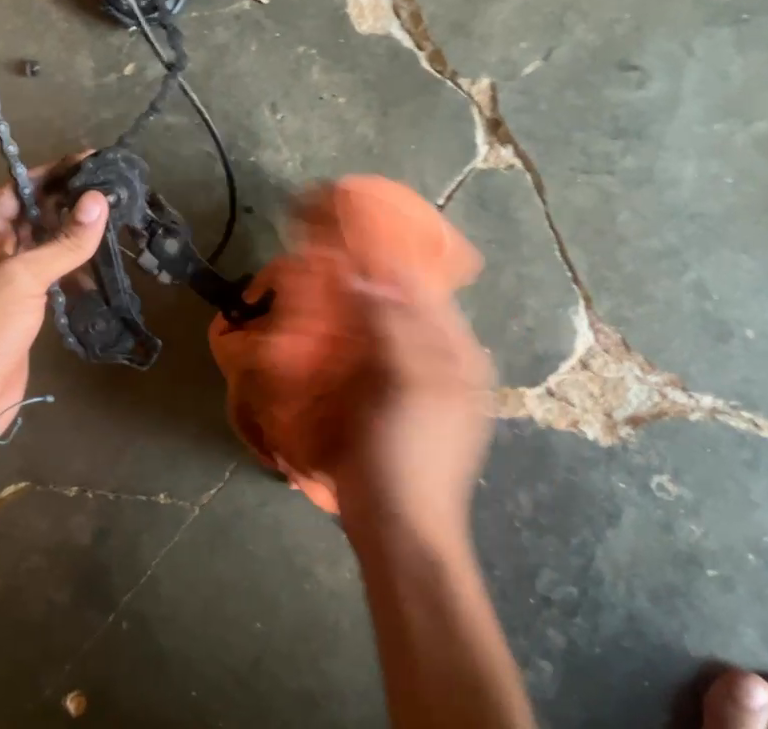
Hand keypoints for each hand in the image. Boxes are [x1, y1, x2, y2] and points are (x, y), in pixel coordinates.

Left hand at [0, 175, 108, 420]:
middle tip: (111, 193)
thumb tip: (99, 201)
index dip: (53, 175)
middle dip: (67, 205)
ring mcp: (3, 277)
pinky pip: (47, 274)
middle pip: (31, 214)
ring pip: (41, 245)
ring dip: (71, 237)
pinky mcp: (19, 303)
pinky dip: (70, 269)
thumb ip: (64, 241)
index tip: (91, 164)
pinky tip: (96, 268)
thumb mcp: (25, 277)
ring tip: (113, 223)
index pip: (18, 189)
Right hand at [333, 270, 496, 539]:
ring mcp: (410, 385)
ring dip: (346, 311)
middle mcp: (440, 362)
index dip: (387, 259)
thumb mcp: (409, 384)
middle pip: (399, 306)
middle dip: (361, 283)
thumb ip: (392, 324)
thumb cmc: (409, 456)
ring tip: (309, 291)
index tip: (344, 236)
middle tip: (318, 263)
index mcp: (458, 354)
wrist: (398, 530)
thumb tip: (364, 273)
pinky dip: (338, 342)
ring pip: (376, 331)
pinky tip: (311, 335)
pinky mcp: (381, 405)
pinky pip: (359, 358)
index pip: (425, 288)